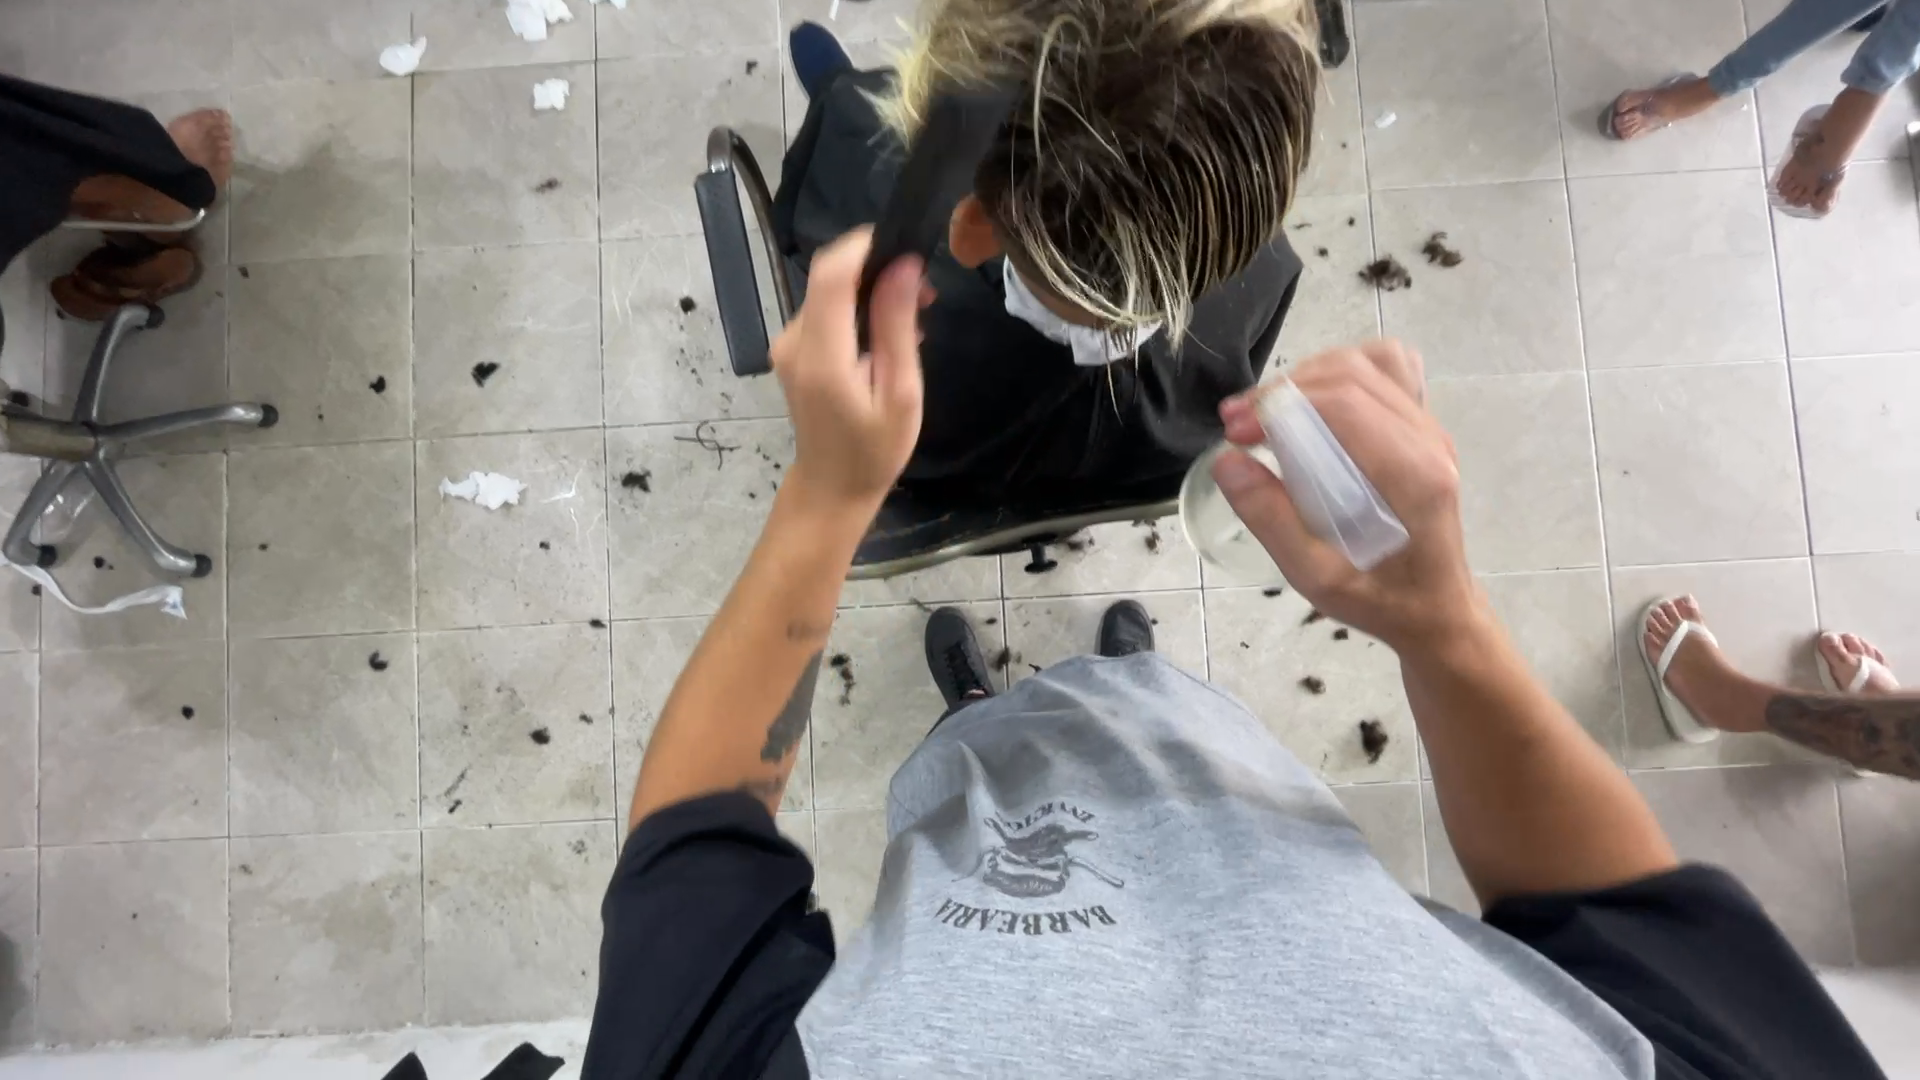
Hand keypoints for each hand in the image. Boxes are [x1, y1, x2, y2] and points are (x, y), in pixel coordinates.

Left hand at [770, 228, 926, 509]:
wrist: (833, 487)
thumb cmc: (874, 450)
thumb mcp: (900, 393)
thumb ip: (897, 327)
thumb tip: (904, 266)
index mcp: (821, 356)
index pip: (831, 273)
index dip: (865, 246)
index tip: (907, 246)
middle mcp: (793, 342)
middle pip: (830, 278)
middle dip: (877, 271)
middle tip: (924, 295)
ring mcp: (787, 345)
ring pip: (829, 293)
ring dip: (871, 293)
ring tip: (913, 320)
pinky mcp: (791, 350)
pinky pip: (825, 313)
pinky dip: (857, 312)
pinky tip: (885, 337)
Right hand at [1213, 341, 1485, 650]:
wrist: (1434, 611)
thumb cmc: (1376, 599)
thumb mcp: (1314, 577)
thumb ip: (1270, 519)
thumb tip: (1226, 461)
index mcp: (1409, 475)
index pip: (1342, 404)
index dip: (1279, 404)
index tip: (1233, 430)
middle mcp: (1427, 441)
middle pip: (1352, 374)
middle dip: (1284, 389)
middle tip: (1237, 424)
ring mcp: (1431, 430)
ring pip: (1371, 363)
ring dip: (1310, 376)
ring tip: (1270, 410)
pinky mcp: (1424, 430)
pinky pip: (1389, 373)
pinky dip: (1343, 374)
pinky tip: (1315, 402)